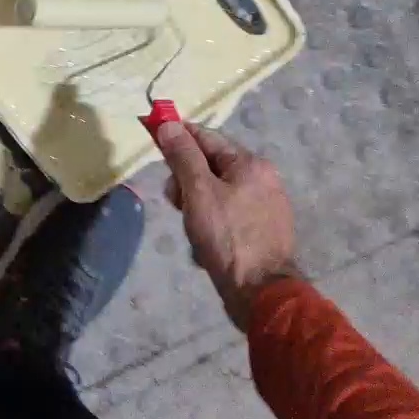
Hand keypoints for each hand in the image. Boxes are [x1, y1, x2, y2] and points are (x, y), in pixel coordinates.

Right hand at [155, 121, 300, 329]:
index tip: (153, 141)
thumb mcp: (198, 191)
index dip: (177, 137)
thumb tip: (169, 124)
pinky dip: (211, 222)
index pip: (205, 137)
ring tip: (192, 229)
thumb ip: (183, 155)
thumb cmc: (227, 237)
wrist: (262, 295)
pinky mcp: (262, 230)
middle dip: (186, 181)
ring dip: (195, 205)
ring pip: (215, 191)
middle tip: (176, 202)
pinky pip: (226, 213)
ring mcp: (265, 206)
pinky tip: (205, 241)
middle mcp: (263, 179)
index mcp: (251, 164)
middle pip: (210, 165)